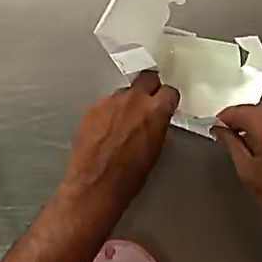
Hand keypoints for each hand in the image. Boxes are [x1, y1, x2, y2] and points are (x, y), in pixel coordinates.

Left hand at [61, 70, 179, 213]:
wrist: (96, 184)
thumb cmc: (129, 175)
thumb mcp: (156, 149)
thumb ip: (158, 124)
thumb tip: (157, 120)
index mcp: (156, 110)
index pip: (169, 91)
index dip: (167, 99)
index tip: (166, 104)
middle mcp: (134, 99)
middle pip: (147, 78)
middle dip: (149, 88)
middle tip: (148, 102)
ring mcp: (110, 101)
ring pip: (124, 92)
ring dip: (126, 102)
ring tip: (122, 123)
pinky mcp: (92, 108)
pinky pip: (105, 103)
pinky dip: (108, 112)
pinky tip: (105, 130)